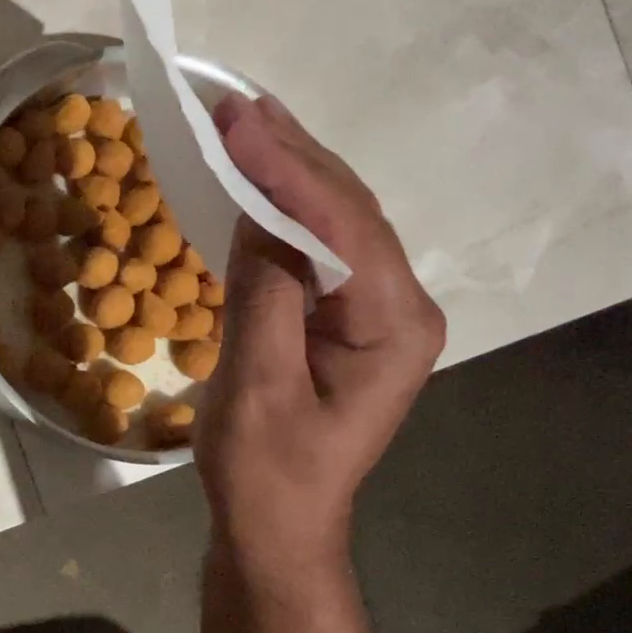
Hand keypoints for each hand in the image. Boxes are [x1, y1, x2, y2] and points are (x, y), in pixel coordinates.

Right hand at [197, 95, 445, 561]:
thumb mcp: (255, 388)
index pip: (340, 224)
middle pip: (348, 210)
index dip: (286, 169)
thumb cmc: (264, 471)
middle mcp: (397, 305)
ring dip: (288, 173)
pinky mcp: (340, 320)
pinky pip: (315, 251)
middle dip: (291, 154)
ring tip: (243, 125)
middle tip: (234, 106)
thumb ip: (263, 299)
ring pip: (335, 223)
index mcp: (391, 323)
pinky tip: (255, 185)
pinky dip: (281, 212)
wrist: (275, 526)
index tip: (234, 123)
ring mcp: (372, 312)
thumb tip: (255, 219)